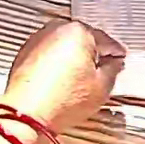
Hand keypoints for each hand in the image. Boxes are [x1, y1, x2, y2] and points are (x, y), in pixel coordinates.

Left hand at [1, 19, 125, 132]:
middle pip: (83, 39)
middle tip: (100, 70)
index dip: (115, 52)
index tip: (119, 58)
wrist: (27, 114)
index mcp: (79, 32)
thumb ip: (113, 69)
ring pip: (64, 45)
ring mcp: (39, 40)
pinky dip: (55, 63)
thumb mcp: (102, 87)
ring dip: (72, 57)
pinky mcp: (25, 52)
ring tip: (78, 79)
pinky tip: (60, 81)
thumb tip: (113, 64)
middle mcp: (58, 29)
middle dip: (92, 53)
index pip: (105, 40)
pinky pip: (48, 53)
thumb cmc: (61, 101)